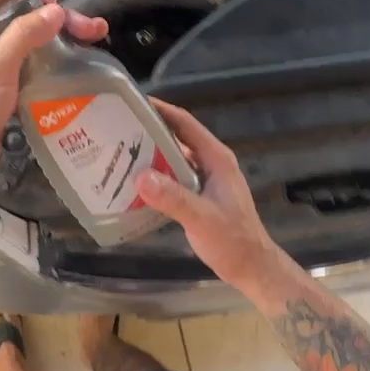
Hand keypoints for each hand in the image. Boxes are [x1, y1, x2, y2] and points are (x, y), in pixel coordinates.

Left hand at [0, 0, 107, 197]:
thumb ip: (24, 34)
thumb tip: (57, 10)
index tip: (58, 9)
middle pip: (29, 15)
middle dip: (61, 19)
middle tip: (94, 30)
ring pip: (36, 40)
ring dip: (64, 40)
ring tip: (96, 43)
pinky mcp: (10, 84)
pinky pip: (36, 64)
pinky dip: (56, 62)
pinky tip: (78, 66)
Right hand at [138, 99, 289, 288]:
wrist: (252, 268)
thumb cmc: (232, 240)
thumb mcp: (202, 218)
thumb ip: (174, 198)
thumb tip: (140, 176)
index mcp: (216, 158)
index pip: (185, 123)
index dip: (161, 110)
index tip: (133, 102)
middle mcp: (211, 163)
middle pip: (177, 137)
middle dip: (150, 130)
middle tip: (118, 128)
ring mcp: (206, 179)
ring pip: (174, 157)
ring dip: (151, 153)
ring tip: (120, 152)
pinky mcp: (199, 195)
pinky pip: (174, 176)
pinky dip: (156, 175)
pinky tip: (135, 184)